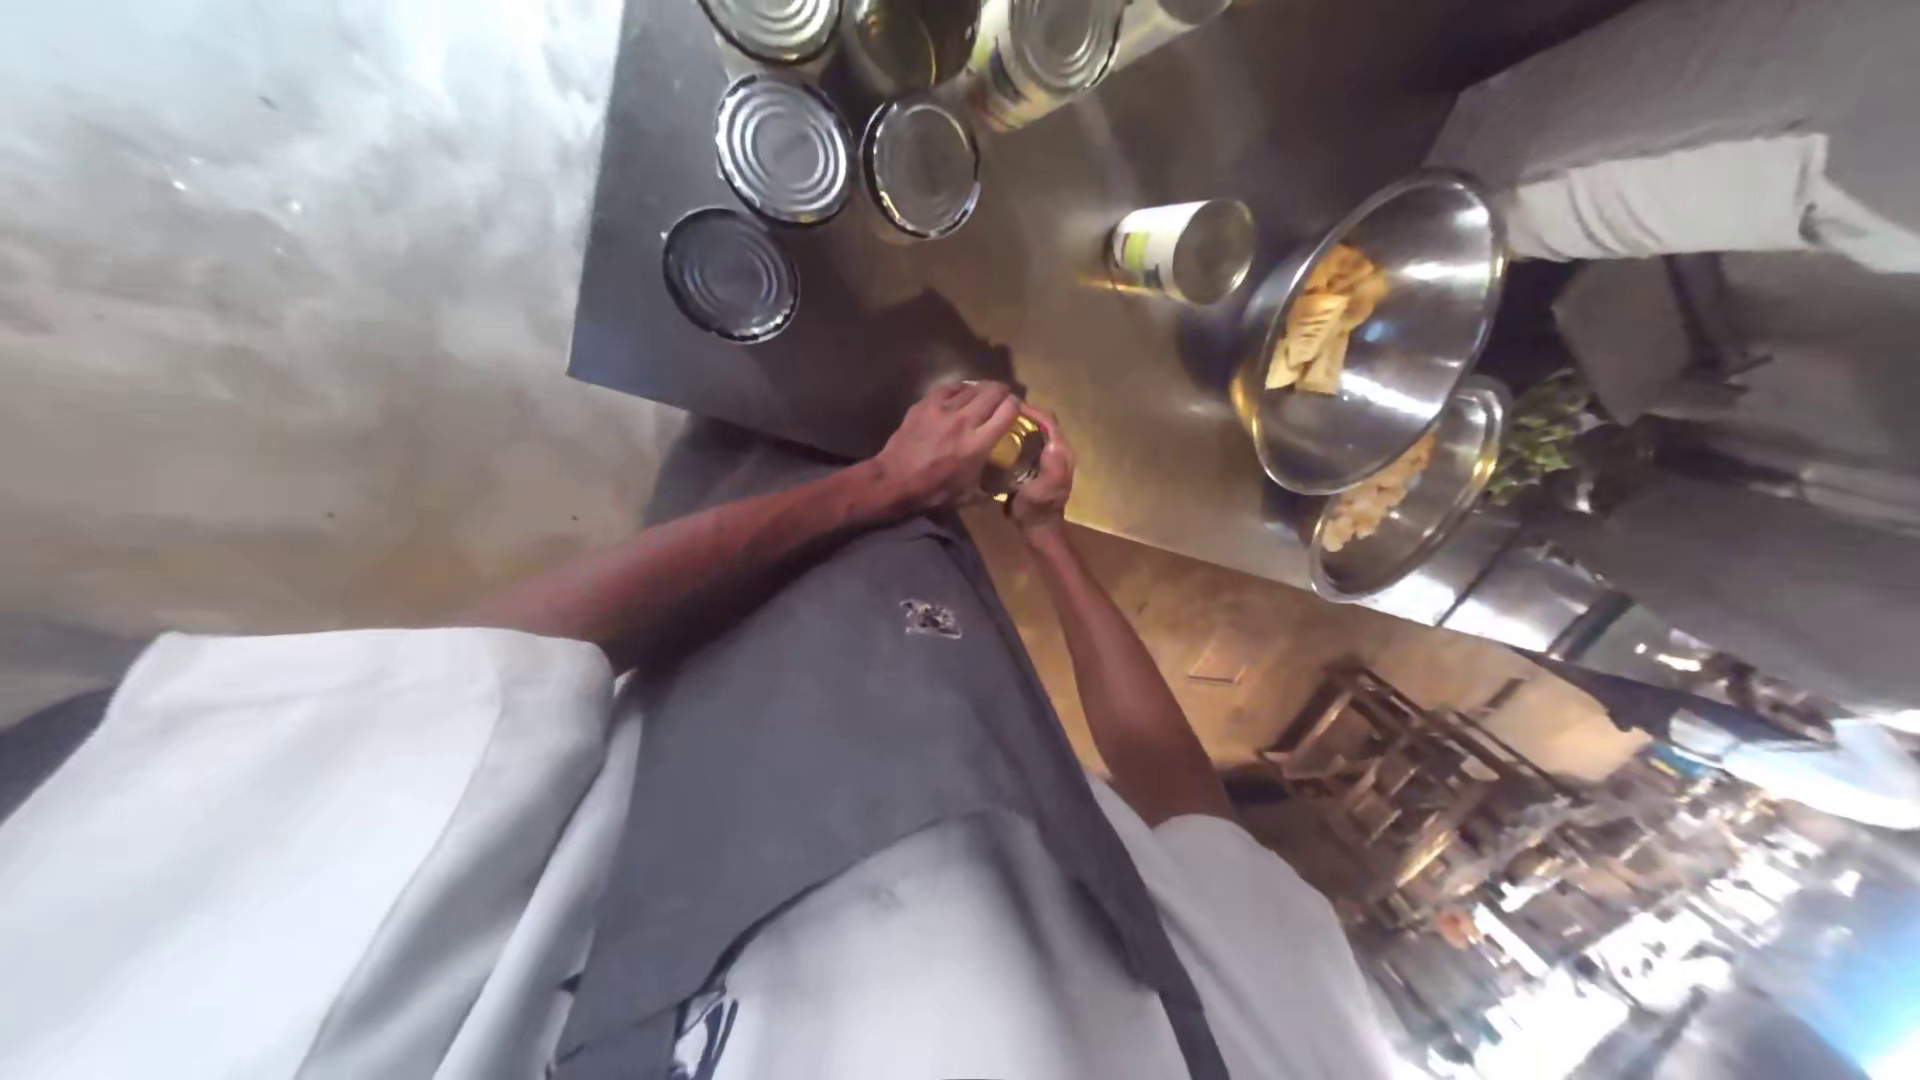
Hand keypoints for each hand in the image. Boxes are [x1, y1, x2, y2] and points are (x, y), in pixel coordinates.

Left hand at [867, 381, 1020, 513]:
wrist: (895, 481)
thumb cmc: (933, 492)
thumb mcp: (968, 491)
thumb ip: (987, 477)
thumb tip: (1001, 479)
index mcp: (978, 445)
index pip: (1008, 411)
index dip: (1016, 406)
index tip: (1015, 408)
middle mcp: (964, 421)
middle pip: (992, 392)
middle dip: (1002, 391)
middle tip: (1003, 395)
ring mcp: (942, 410)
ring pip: (971, 387)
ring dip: (981, 389)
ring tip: (982, 394)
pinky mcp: (924, 405)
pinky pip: (948, 388)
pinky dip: (958, 388)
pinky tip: (960, 393)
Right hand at [1008, 404, 1073, 533]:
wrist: (1036, 529)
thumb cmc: (1037, 510)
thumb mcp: (1043, 491)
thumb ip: (1051, 468)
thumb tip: (1052, 444)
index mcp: (1062, 453)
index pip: (1050, 421)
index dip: (1032, 411)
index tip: (1010, 406)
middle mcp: (1059, 451)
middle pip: (1044, 423)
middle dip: (1026, 414)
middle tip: (1002, 410)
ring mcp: (1051, 457)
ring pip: (1038, 431)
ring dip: (1022, 423)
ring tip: (1001, 419)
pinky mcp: (1041, 464)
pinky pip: (1031, 441)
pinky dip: (1020, 434)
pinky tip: (1004, 436)